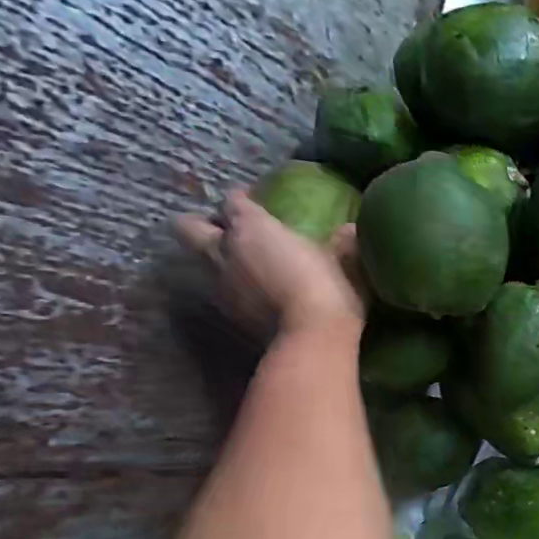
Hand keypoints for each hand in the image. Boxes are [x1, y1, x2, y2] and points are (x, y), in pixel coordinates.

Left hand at [175, 189, 365, 339]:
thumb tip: (350, 230)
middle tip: (229, 230)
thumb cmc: (329, 290)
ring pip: (200, 260)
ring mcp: (220, 284)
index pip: (232, 201)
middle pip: (188, 226)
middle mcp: (224, 250)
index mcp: (252, 227)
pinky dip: (232, 287)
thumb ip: (342, 244)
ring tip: (244, 265)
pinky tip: (255, 293)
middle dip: (204, 224)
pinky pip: (219, 289)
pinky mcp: (227, 313)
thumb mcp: (345, 262)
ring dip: (216, 258)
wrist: (312, 339)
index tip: (255, 201)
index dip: (241, 199)